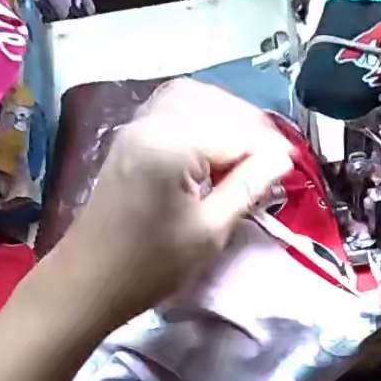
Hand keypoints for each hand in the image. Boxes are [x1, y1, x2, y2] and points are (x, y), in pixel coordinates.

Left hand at [51, 80, 294, 325]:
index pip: (238, 133)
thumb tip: (282, 159)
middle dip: (250, 127)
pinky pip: (171, 110)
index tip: (291, 173)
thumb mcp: (210, 232)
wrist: (88, 282)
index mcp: (173, 145)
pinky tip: (213, 150)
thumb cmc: (151, 266)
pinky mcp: (129, 140)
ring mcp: (136, 128)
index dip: (270, 152)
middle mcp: (152, 123)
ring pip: (191, 99)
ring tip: (246, 154)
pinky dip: (199, 120)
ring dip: (225, 119)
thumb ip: (248, 187)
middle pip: (215, 102)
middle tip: (271, 162)